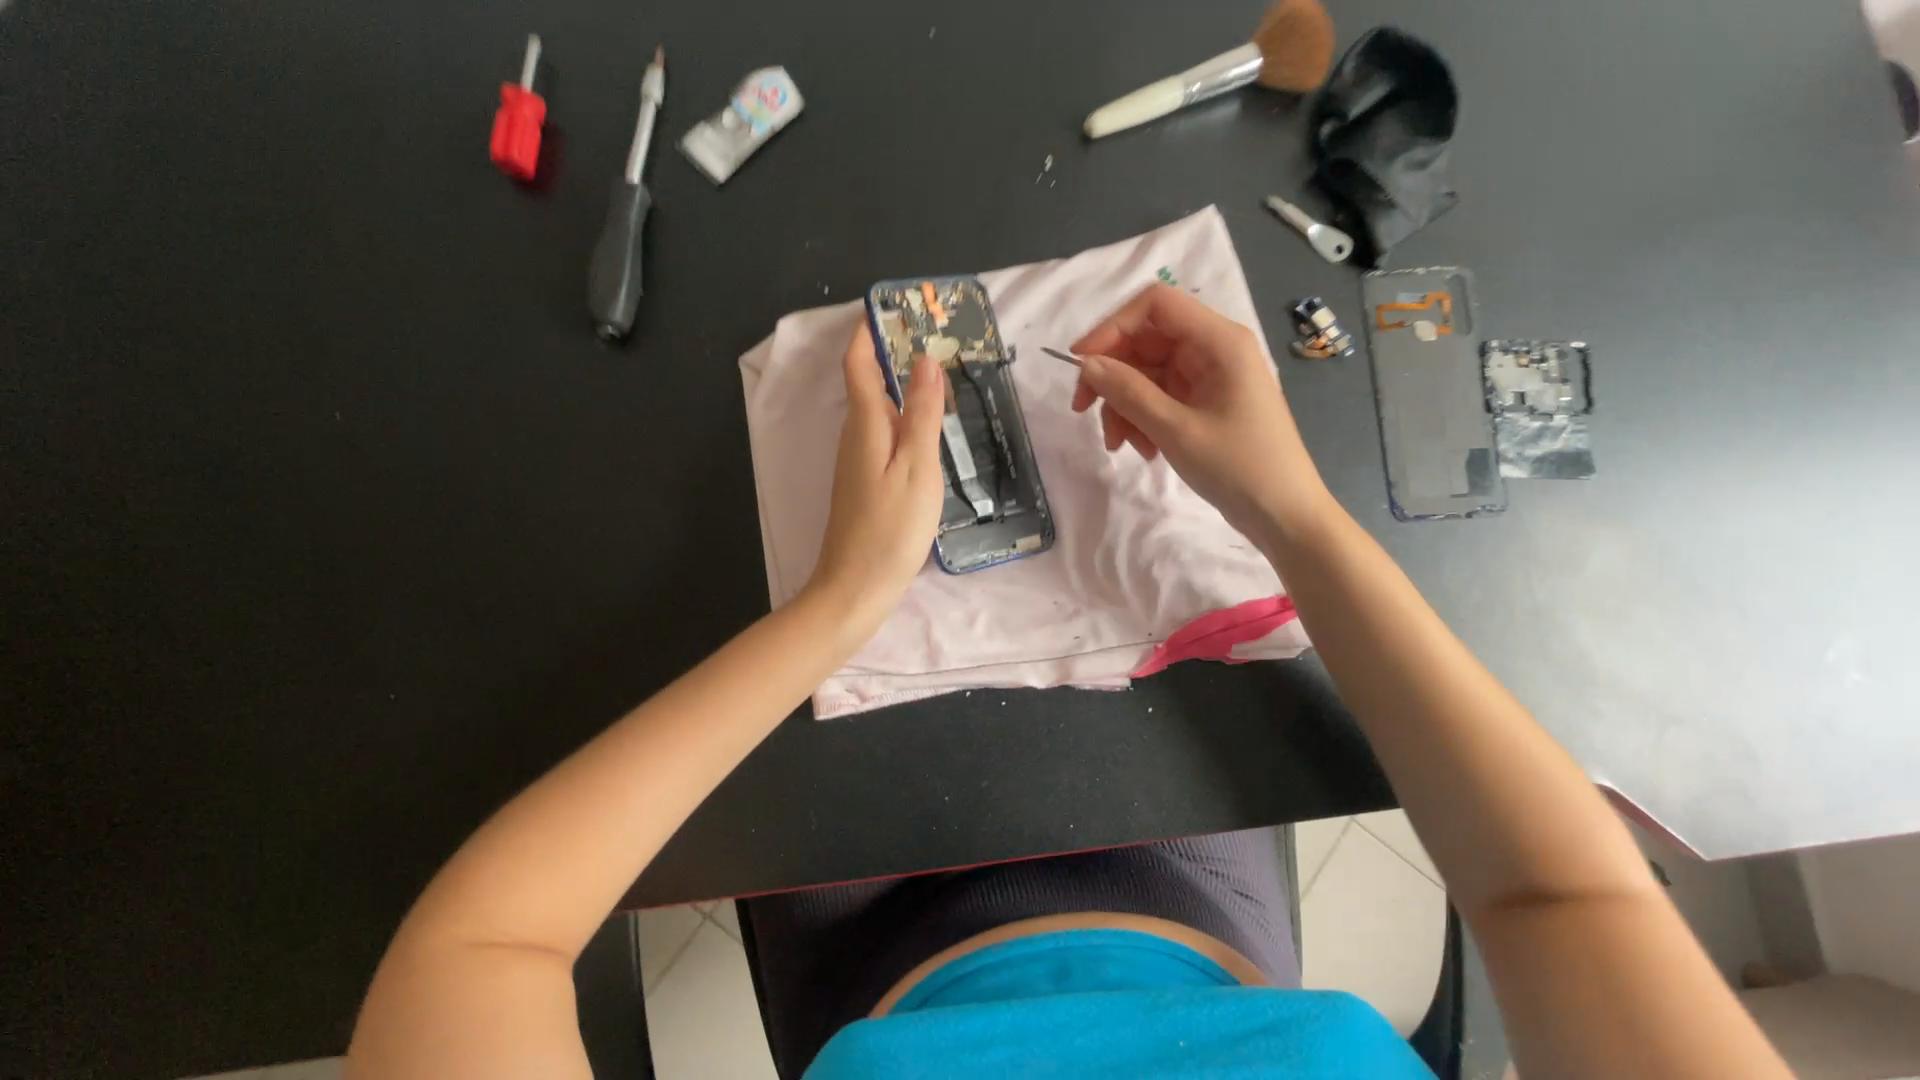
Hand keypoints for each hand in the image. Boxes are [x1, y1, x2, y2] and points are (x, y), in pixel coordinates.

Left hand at [805, 323, 946, 634]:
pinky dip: (903, 422)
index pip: (859, 364)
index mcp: (866, 426)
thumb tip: (924, 359)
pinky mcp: (864, 484)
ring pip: (878, 413)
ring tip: (939, 379)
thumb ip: (923, 414)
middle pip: (868, 385)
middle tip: (933, 337)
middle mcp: (854, 437)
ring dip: (902, 390)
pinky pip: (882, 438)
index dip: (869, 332)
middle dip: (892, 356)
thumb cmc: (891, 527)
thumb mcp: (918, 467)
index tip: (891, 306)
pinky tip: (927, 434)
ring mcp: (856, 463)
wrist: (855, 587)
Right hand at [1071, 284, 1331, 538]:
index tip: (1080, 364)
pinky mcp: (1205, 402)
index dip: (1111, 327)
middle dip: (1112, 376)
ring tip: (1121, 446)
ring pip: (1147, 373)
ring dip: (1124, 406)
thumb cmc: (1239, 467)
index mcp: (1219, 340)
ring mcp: (1210, 376)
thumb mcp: (1175, 430)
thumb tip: (1086, 364)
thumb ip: (1127, 392)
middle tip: (1083, 412)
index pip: (1154, 304)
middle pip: (1145, 341)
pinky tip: (1144, 451)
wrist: (1284, 514)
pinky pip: (1160, 397)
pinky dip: (1142, 419)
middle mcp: (1214, 349)